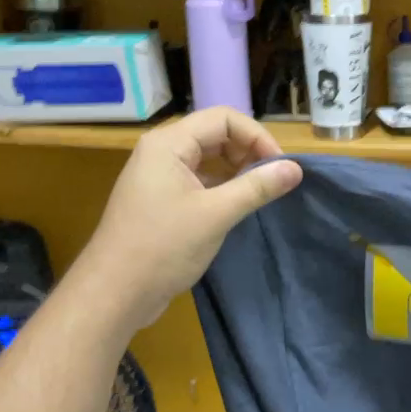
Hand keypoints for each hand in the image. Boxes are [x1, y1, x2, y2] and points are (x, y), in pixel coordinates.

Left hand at [77, 108, 302, 325]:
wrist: (115, 292)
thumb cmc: (163, 247)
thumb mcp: (217, 215)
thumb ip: (257, 187)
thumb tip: (295, 168)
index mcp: (168, 144)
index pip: (223, 118)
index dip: (256, 136)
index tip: (279, 167)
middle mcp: (161, 151)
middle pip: (215, 134)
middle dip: (247, 152)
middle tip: (271, 182)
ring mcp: (158, 176)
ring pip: (207, 158)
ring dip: (236, 171)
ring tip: (257, 195)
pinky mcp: (160, 199)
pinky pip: (198, 179)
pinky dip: (221, 187)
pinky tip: (236, 207)